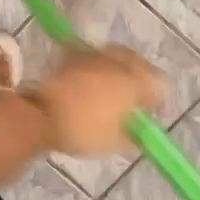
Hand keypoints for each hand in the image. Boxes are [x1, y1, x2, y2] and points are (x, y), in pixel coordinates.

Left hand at [28, 46, 164, 156]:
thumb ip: (133, 138)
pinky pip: (94, 57)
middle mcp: (117, 63)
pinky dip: (99, 66)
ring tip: (115, 88)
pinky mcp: (72, 56)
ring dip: (121, 69)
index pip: (159, 83)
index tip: (153, 114)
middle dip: (142, 77)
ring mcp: (93, 56)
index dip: (158, 100)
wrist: (40, 115)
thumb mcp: (114, 143)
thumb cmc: (83, 130)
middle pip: (139, 63)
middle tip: (137, 96)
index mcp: (134, 82)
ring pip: (116, 56)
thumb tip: (139, 137)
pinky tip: (93, 80)